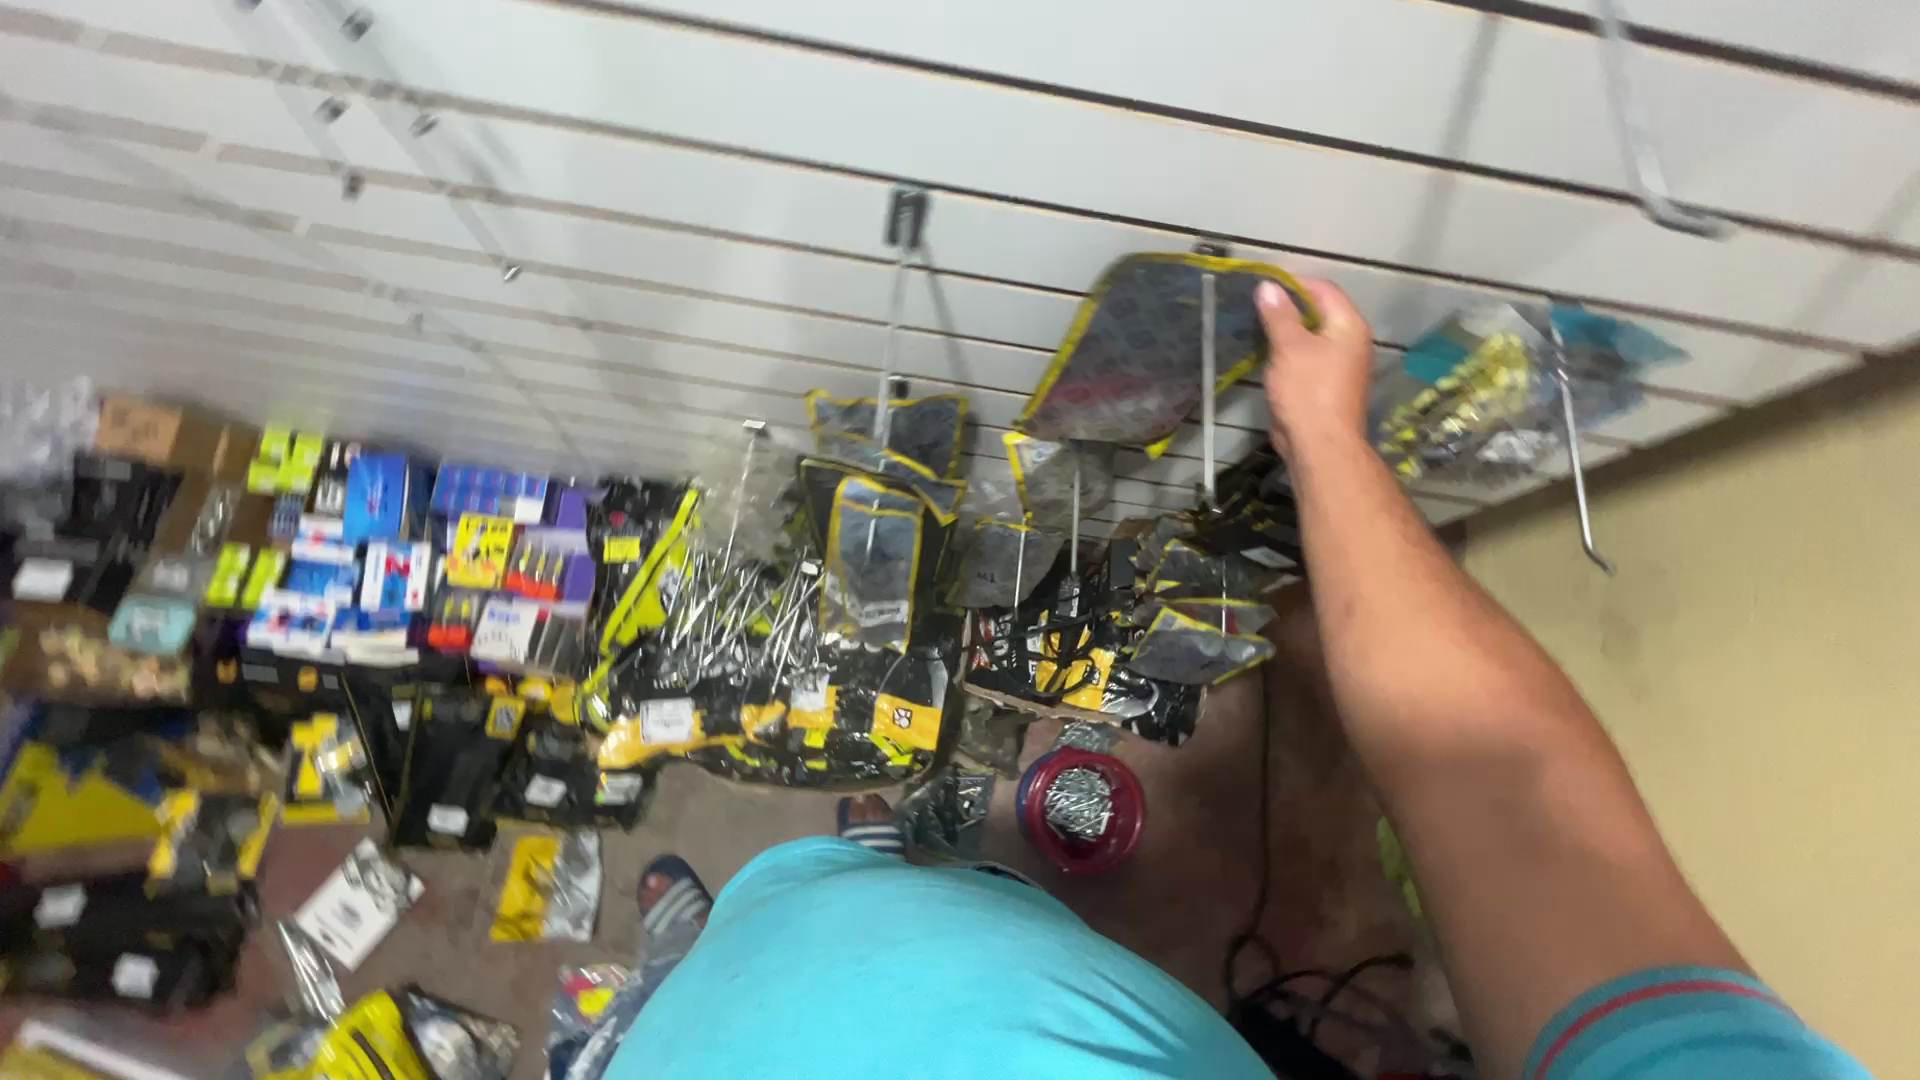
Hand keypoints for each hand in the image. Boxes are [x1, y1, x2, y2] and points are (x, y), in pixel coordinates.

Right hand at [1256, 278, 1374, 459]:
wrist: (1320, 444)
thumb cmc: (1307, 391)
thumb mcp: (1289, 348)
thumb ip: (1279, 315)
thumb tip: (1268, 286)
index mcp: (1349, 325)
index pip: (1323, 289)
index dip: (1294, 284)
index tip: (1263, 288)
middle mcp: (1351, 341)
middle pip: (1320, 312)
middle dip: (1289, 309)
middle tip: (1257, 310)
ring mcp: (1342, 365)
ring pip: (1313, 338)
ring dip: (1288, 333)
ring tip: (1258, 331)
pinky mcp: (1328, 386)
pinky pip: (1309, 359)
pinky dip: (1290, 354)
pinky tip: (1269, 359)